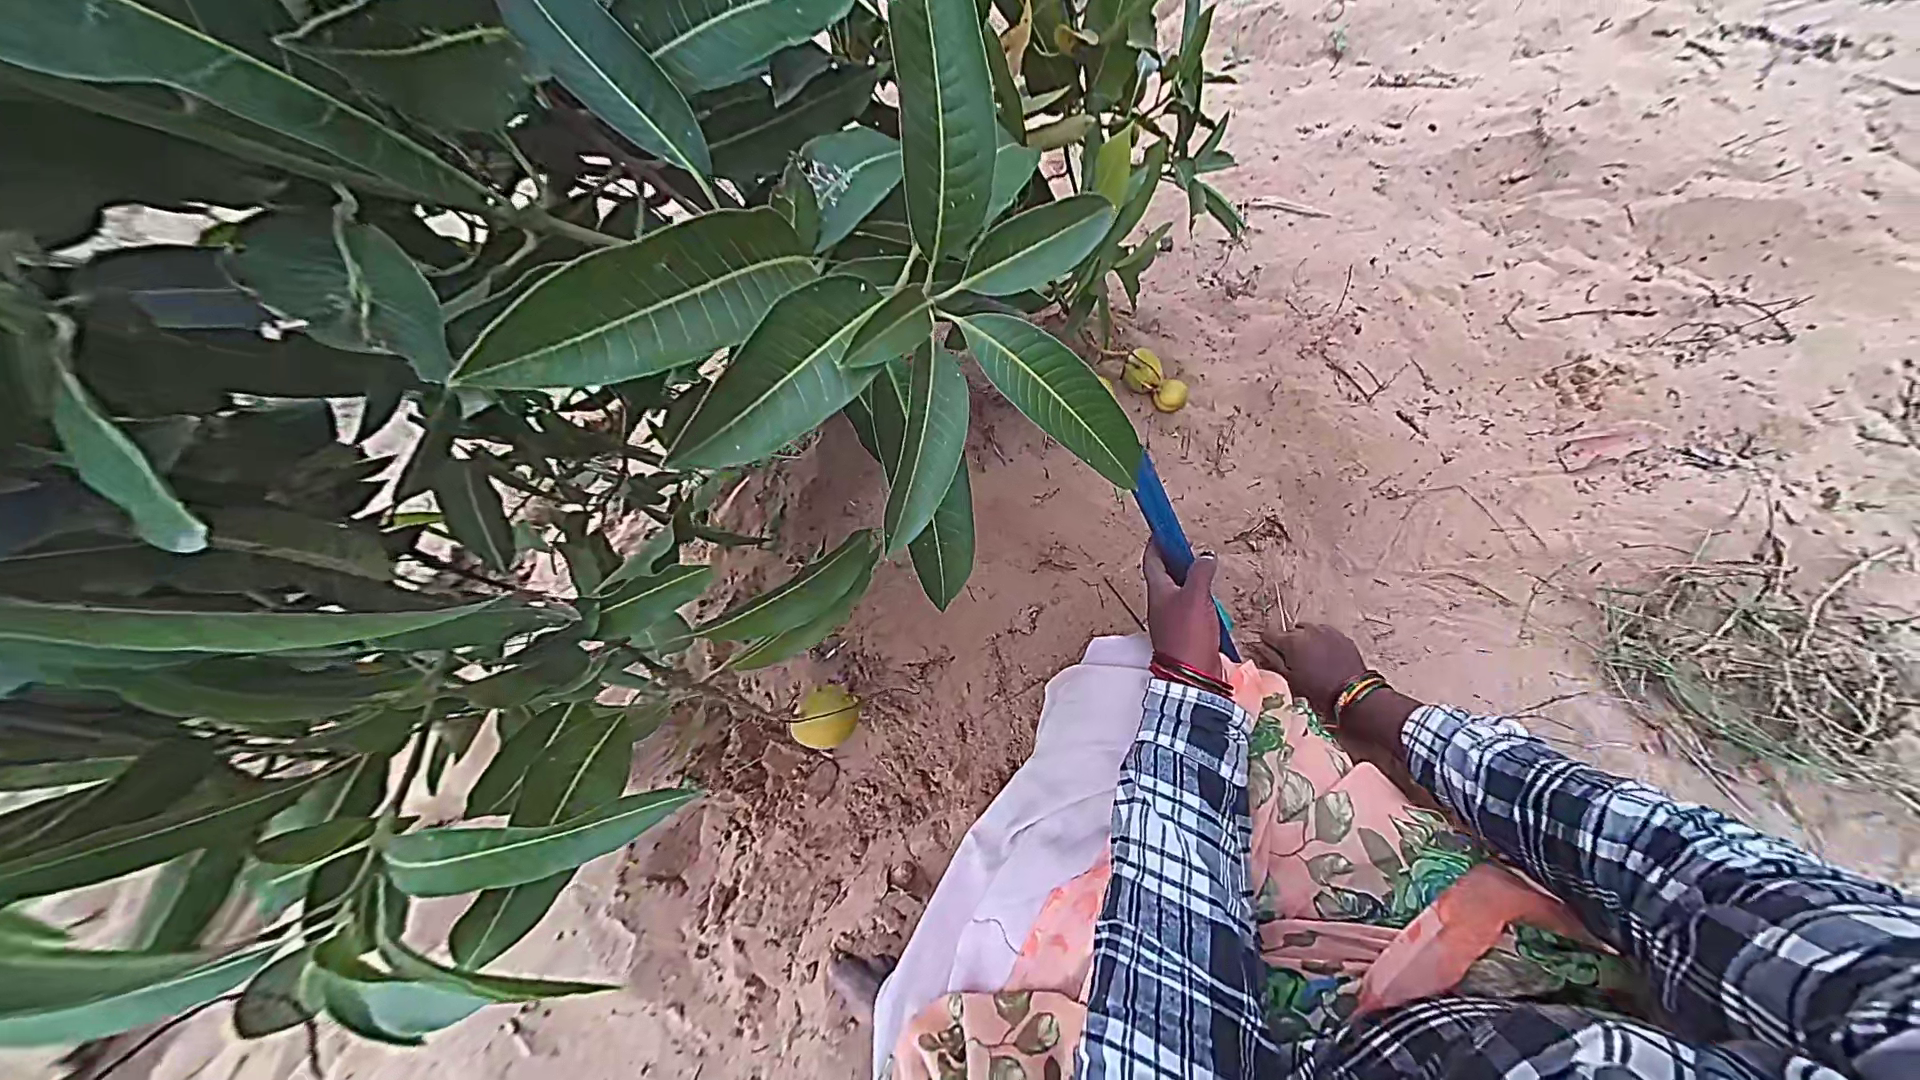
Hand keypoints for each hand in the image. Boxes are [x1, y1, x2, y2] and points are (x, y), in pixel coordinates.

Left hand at [1142, 541, 1223, 679]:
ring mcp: (1171, 617)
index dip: (1158, 544)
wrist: (1192, 674)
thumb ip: (1200, 573)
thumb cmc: (1188, 634)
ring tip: (1204, 570)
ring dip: (1189, 579)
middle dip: (1176, 559)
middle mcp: (1161, 602)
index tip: (1165, 530)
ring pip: (1178, 590)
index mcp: (1158, 590)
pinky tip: (1211, 598)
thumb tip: (1204, 557)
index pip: (1153, 560)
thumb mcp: (1196, 597)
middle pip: (1165, 574)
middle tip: (1191, 549)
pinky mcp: (1184, 630)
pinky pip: (1190, 606)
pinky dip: (1199, 598)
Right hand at [1252, 623, 1368, 723]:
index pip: (1268, 633)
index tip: (1270, 653)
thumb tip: (1259, 647)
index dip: (1267, 643)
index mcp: (1290, 641)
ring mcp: (1326, 631)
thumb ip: (1271, 659)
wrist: (1353, 694)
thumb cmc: (1316, 689)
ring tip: (1310, 657)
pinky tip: (1325, 656)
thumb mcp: (1288, 678)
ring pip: (1307, 630)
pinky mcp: (1341, 636)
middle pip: (1289, 632)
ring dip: (1305, 640)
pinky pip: (1324, 634)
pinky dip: (1321, 641)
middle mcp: (1307, 630)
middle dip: (1288, 643)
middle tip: (1293, 660)